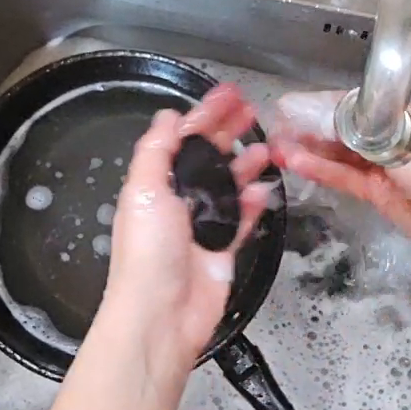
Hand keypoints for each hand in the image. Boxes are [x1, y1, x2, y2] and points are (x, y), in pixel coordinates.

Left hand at [93, 84, 274, 381]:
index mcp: (155, 183)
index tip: (229, 94)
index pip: (184, 138)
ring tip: (267, 146)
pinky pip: (245, 217)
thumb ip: (156, 151)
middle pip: (209, 156)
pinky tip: (265, 188)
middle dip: (229, 130)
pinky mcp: (224, 247)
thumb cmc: (147, 255)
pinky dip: (256, 202)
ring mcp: (203, 224)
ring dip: (247, 163)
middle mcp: (179, 200)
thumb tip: (169, 116)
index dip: (205, 112)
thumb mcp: (143, 191)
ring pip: (230, 184)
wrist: (161, 315)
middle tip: (252, 110)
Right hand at [267, 91, 410, 280]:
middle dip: (306, 128)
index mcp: (399, 113)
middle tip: (272, 130)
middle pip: (339, 128)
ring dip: (308, 150)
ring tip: (274, 149)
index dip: (316, 105)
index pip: (349, 103)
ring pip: (337, 153)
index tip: (285, 107)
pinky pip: (343, 176)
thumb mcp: (396, 143)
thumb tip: (311, 114)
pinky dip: (320, 170)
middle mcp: (387, 135)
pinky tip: (296, 164)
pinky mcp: (377, 192)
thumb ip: (351, 130)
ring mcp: (381, 165)